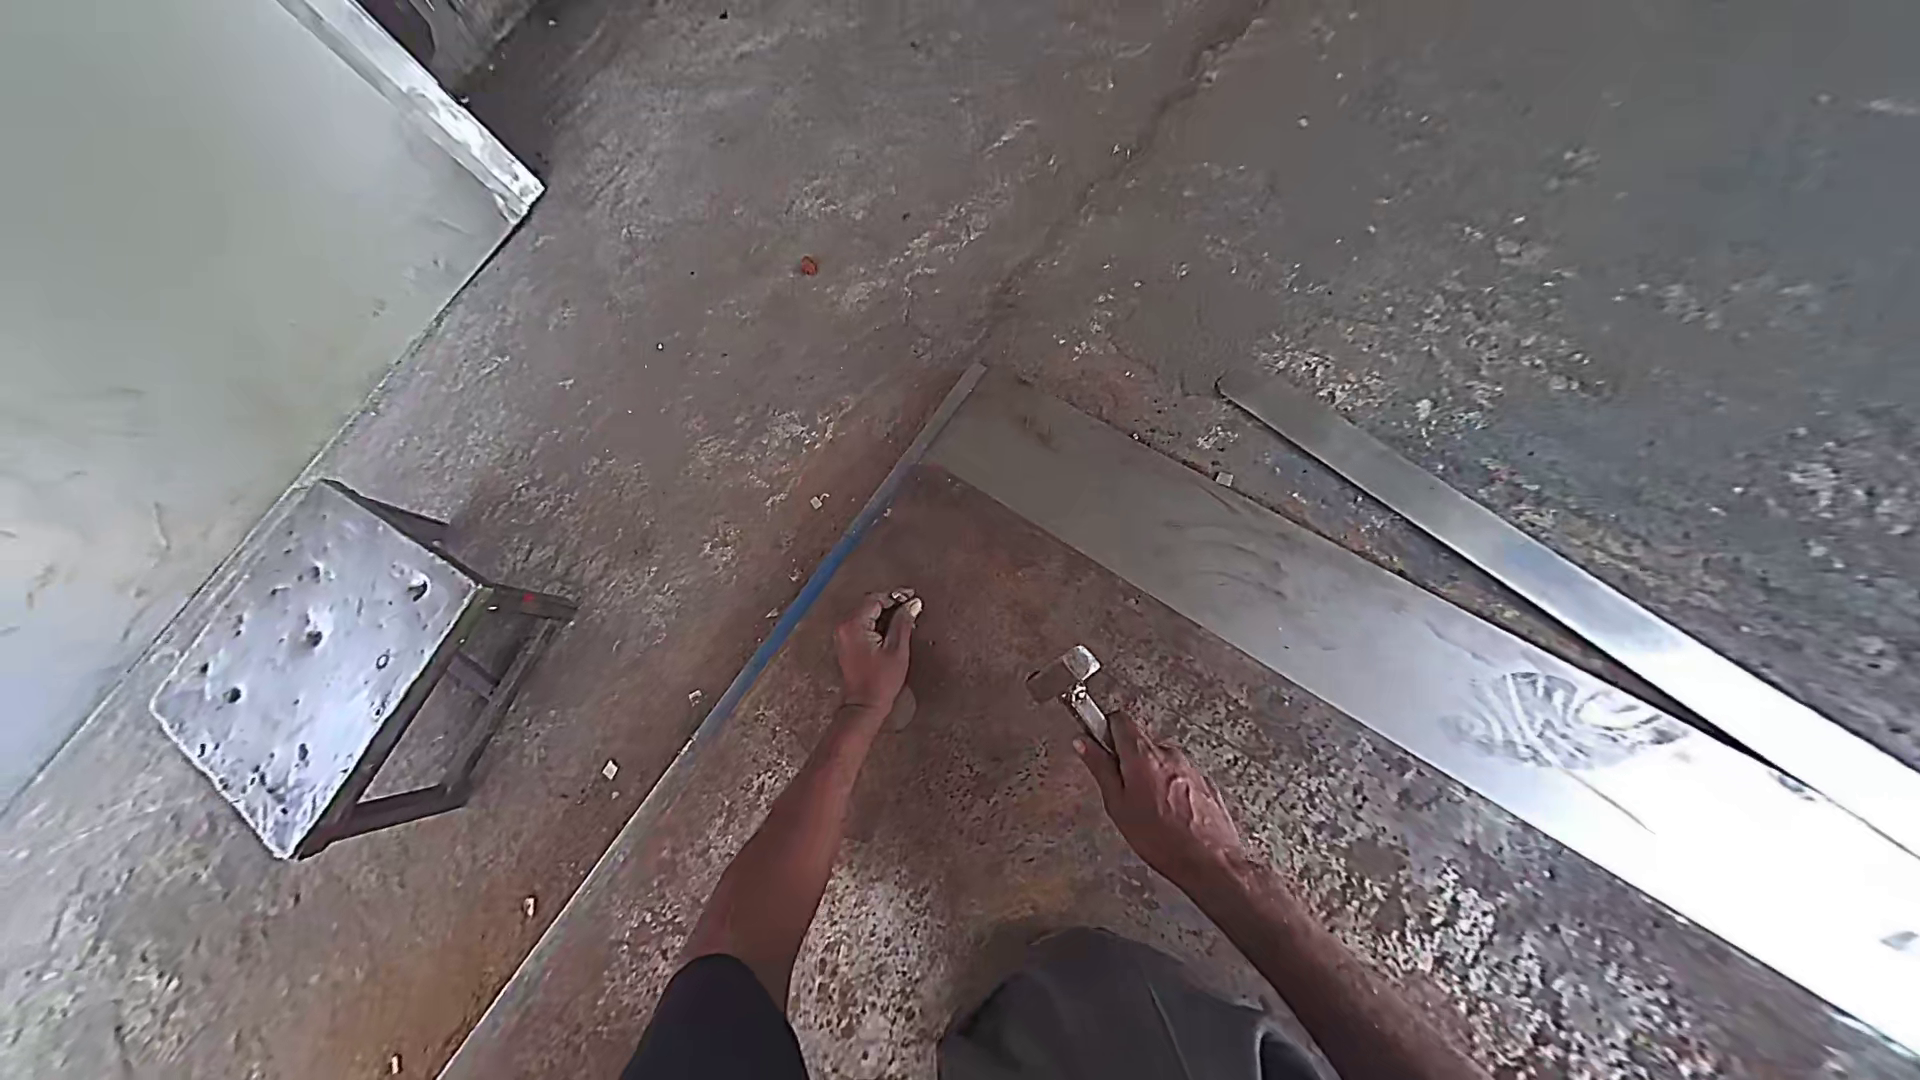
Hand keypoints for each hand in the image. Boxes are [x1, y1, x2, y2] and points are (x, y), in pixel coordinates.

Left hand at [834, 589, 918, 712]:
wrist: (864, 705)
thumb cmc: (881, 681)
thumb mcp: (897, 649)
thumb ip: (903, 622)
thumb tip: (912, 603)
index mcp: (854, 625)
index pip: (875, 600)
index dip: (895, 597)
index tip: (911, 597)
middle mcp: (844, 627)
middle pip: (869, 604)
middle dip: (890, 604)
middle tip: (910, 606)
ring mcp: (843, 635)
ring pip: (866, 613)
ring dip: (885, 613)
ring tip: (904, 617)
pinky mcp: (847, 643)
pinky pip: (863, 624)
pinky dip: (877, 623)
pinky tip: (892, 628)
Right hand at [1075, 711, 1251, 892]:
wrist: (1211, 863)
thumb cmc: (1162, 839)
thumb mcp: (1117, 805)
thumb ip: (1100, 768)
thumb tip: (1083, 743)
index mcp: (1141, 754)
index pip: (1119, 719)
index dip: (1105, 729)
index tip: (1099, 744)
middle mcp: (1167, 752)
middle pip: (1140, 741)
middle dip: (1128, 759)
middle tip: (1123, 790)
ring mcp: (1189, 766)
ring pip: (1160, 760)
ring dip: (1151, 775)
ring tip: (1149, 809)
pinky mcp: (1205, 782)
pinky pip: (1179, 776)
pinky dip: (1171, 788)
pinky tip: (1170, 815)